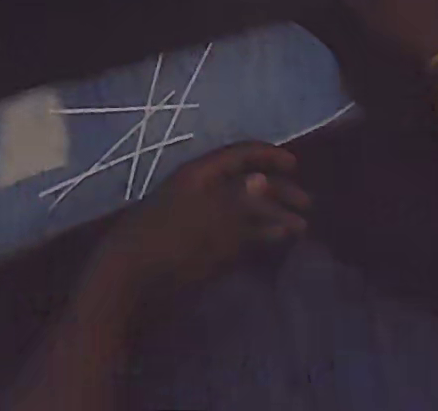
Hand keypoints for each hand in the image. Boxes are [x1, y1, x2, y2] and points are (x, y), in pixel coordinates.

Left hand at [87, 142, 310, 305]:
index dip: (266, 155)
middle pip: (243, 182)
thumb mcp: (203, 218)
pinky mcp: (200, 247)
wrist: (129, 282)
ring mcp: (201, 220)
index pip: (237, 155)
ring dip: (271, 215)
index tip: (296, 164)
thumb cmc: (166, 243)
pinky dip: (257, 234)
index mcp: (198, 176)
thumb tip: (263, 178)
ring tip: (300, 227)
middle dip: (275, 189)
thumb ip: (236, 199)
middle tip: (307, 205)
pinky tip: (276, 239)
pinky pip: (235, 233)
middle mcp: (201, 192)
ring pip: (242, 210)